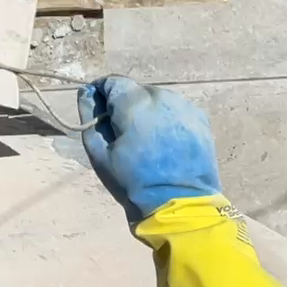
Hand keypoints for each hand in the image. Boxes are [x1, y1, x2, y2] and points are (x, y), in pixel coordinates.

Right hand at [77, 76, 221, 222]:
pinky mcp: (200, 120)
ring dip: (145, 111)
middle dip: (123, 104)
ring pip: (155, 99)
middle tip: (119, 130)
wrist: (178, 205)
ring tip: (142, 138)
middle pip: (135, 89)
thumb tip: (86, 93)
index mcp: (135, 102)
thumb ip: (88, 116)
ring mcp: (185, 107)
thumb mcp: (98, 151)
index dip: (100, 93)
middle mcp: (162, 97)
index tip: (97, 112)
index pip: (112, 81)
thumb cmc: (132, 180)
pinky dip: (164, 119)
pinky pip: (174, 110)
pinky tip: (162, 141)